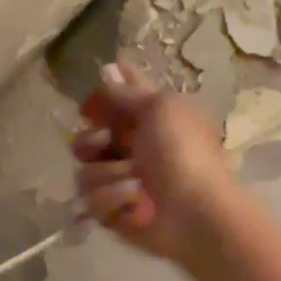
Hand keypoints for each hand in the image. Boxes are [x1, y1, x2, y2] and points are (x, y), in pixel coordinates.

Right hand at [71, 61, 235, 260]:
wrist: (195, 212)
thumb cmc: (183, 153)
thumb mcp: (160, 108)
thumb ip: (128, 92)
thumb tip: (108, 68)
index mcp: (150, 119)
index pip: (117, 100)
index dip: (100, 100)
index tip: (92, 105)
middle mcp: (133, 148)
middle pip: (88, 137)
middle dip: (89, 141)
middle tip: (102, 143)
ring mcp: (121, 182)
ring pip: (85, 170)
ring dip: (107, 174)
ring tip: (134, 182)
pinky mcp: (114, 211)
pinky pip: (92, 199)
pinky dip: (113, 200)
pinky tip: (135, 203)